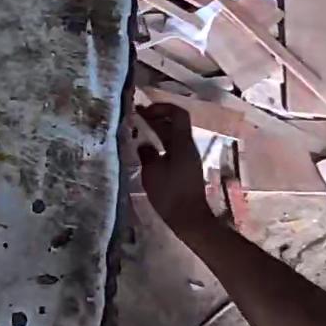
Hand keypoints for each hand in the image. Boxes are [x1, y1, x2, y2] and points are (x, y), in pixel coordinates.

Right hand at [134, 103, 216, 235]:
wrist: (189, 218)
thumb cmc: (170, 194)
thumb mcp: (152, 173)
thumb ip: (147, 154)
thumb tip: (144, 144)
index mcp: (182, 143)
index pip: (177, 113)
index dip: (161, 107)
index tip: (144, 110)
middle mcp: (188, 146)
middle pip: (174, 124)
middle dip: (156, 117)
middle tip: (136, 115)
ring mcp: (188, 158)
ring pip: (173, 136)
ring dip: (158, 130)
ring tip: (139, 129)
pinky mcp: (185, 168)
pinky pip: (173, 148)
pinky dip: (161, 143)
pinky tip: (148, 149)